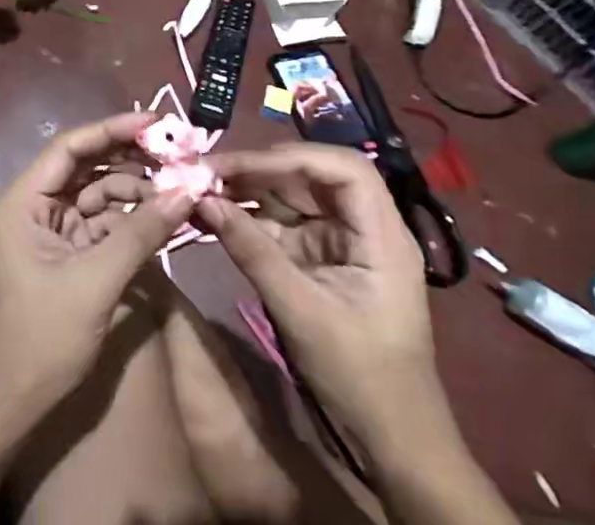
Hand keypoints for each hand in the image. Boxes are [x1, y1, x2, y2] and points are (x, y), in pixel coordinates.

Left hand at [0, 114, 198, 421]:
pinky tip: (165, 218)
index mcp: (25, 201)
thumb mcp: (96, 281)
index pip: (71, 146)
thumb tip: (187, 192)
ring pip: (102, 192)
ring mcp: (55, 229)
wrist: (15, 403)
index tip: (158, 122)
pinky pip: (107, 221)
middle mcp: (37, 205)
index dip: (113, 129)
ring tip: (179, 192)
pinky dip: (135, 218)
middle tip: (179, 157)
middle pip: (89, 165)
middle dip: (133, 159)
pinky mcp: (72, 252)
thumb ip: (142, 233)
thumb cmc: (42, 338)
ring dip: (138, 190)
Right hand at [196, 144, 442, 446]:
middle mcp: (365, 226)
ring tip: (203, 188)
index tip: (238, 165)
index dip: (289, 157)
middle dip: (260, 171)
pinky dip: (253, 220)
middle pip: (313, 177)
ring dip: (251, 192)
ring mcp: (343, 243)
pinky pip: (286, 226)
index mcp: (381, 233)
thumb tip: (203, 201)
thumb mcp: (300, 310)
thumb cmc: (360, 375)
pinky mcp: (324, 260)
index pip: (342, 168)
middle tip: (206, 173)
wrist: (391, 438)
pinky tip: (218, 215)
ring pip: (296, 198)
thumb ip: (252, 251)